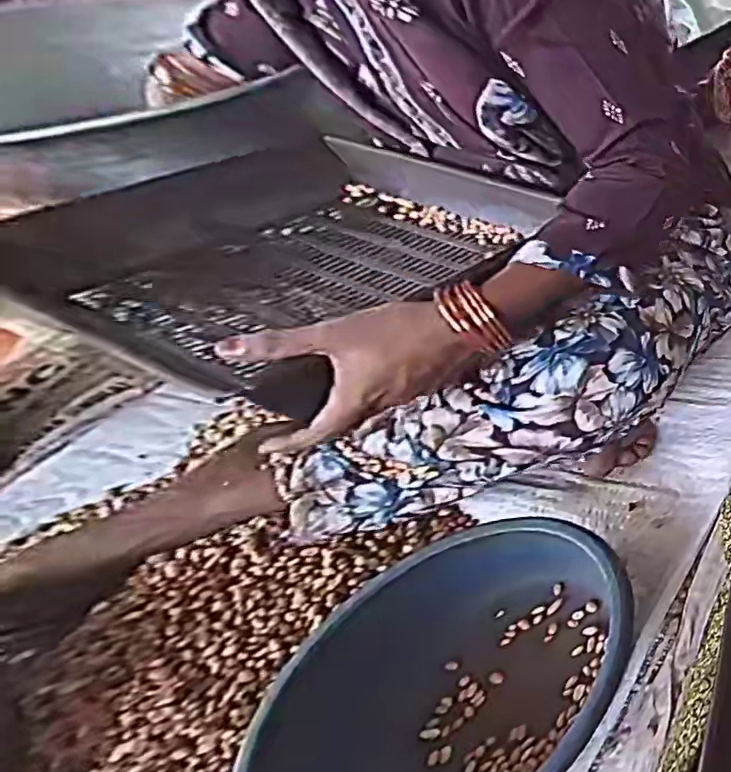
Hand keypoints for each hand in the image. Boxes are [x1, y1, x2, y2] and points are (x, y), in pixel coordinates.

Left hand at [216, 301, 482, 453]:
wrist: (459, 324)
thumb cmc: (400, 330)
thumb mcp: (334, 332)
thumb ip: (283, 344)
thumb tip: (230, 349)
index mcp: (356, 399)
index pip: (317, 434)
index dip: (291, 444)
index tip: (273, 447)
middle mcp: (384, 405)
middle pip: (350, 425)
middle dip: (328, 425)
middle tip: (308, 421)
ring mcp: (411, 398)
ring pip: (378, 412)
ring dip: (360, 408)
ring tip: (346, 396)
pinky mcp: (430, 387)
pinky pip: (402, 399)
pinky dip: (387, 394)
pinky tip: (385, 378)